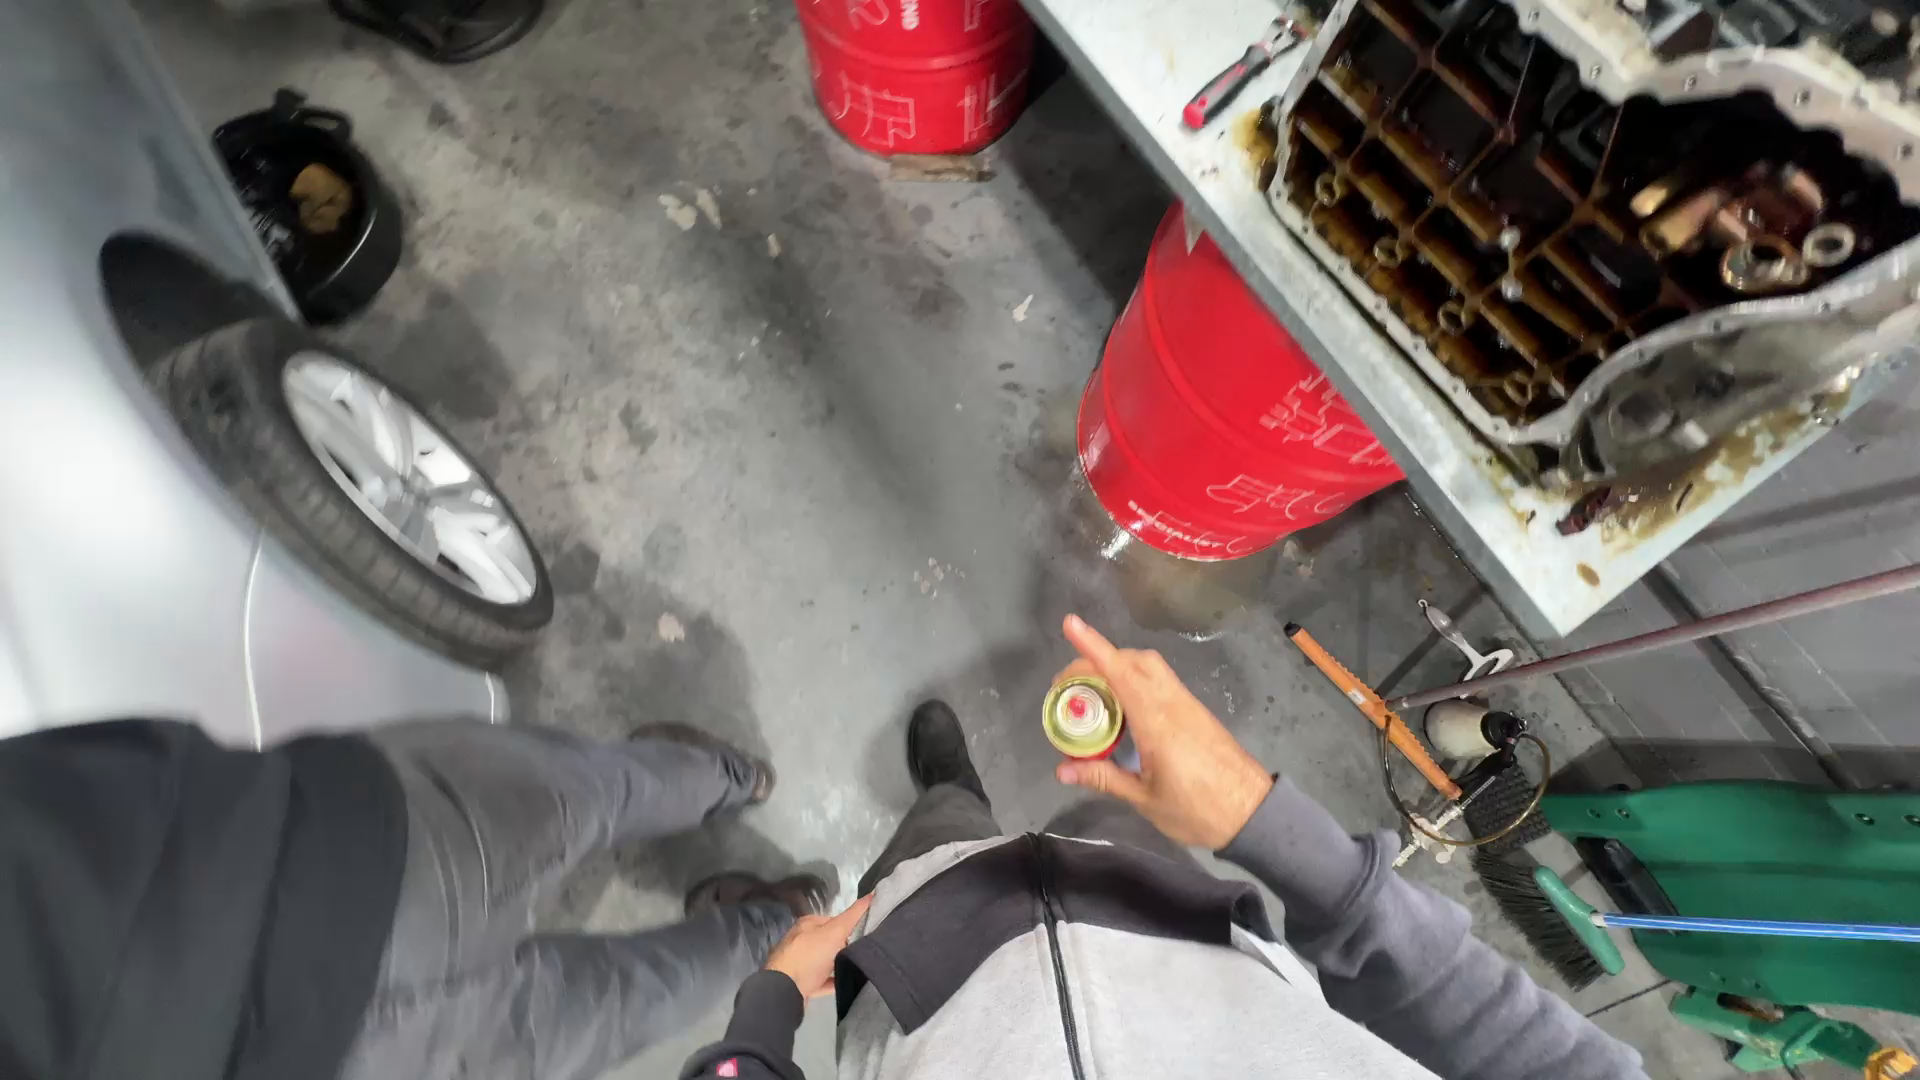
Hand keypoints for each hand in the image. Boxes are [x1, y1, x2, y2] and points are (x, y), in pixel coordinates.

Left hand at [764, 894, 872, 998]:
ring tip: (856, 968)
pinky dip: (831, 981)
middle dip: (844, 947)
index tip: (864, 936)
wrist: (784, 991)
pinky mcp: (799, 983)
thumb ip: (853, 915)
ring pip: (824, 961)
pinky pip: (820, 980)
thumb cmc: (810, 956)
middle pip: (829, 941)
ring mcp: (798, 963)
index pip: (834, 920)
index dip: (850, 926)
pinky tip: (843, 984)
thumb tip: (872, 894)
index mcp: (808, 923)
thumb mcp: (835, 931)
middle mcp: (801, 940)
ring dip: (837, 965)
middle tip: (860, 953)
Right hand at [1052, 615, 1273, 849]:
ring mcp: (1186, 703)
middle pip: (1133, 660)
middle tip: (1069, 684)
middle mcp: (1171, 702)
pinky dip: (1135, 676)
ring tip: (1093, 689)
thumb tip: (1061, 770)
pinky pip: (1160, 679)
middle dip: (1098, 658)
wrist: (1255, 815)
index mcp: (1156, 721)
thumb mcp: (1145, 799)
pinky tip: (1123, 702)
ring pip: (1149, 665)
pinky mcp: (1194, 710)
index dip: (1092, 645)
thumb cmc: (1198, 810)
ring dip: (1119, 664)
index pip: (1119, 672)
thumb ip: (1104, 778)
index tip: (1071, 623)